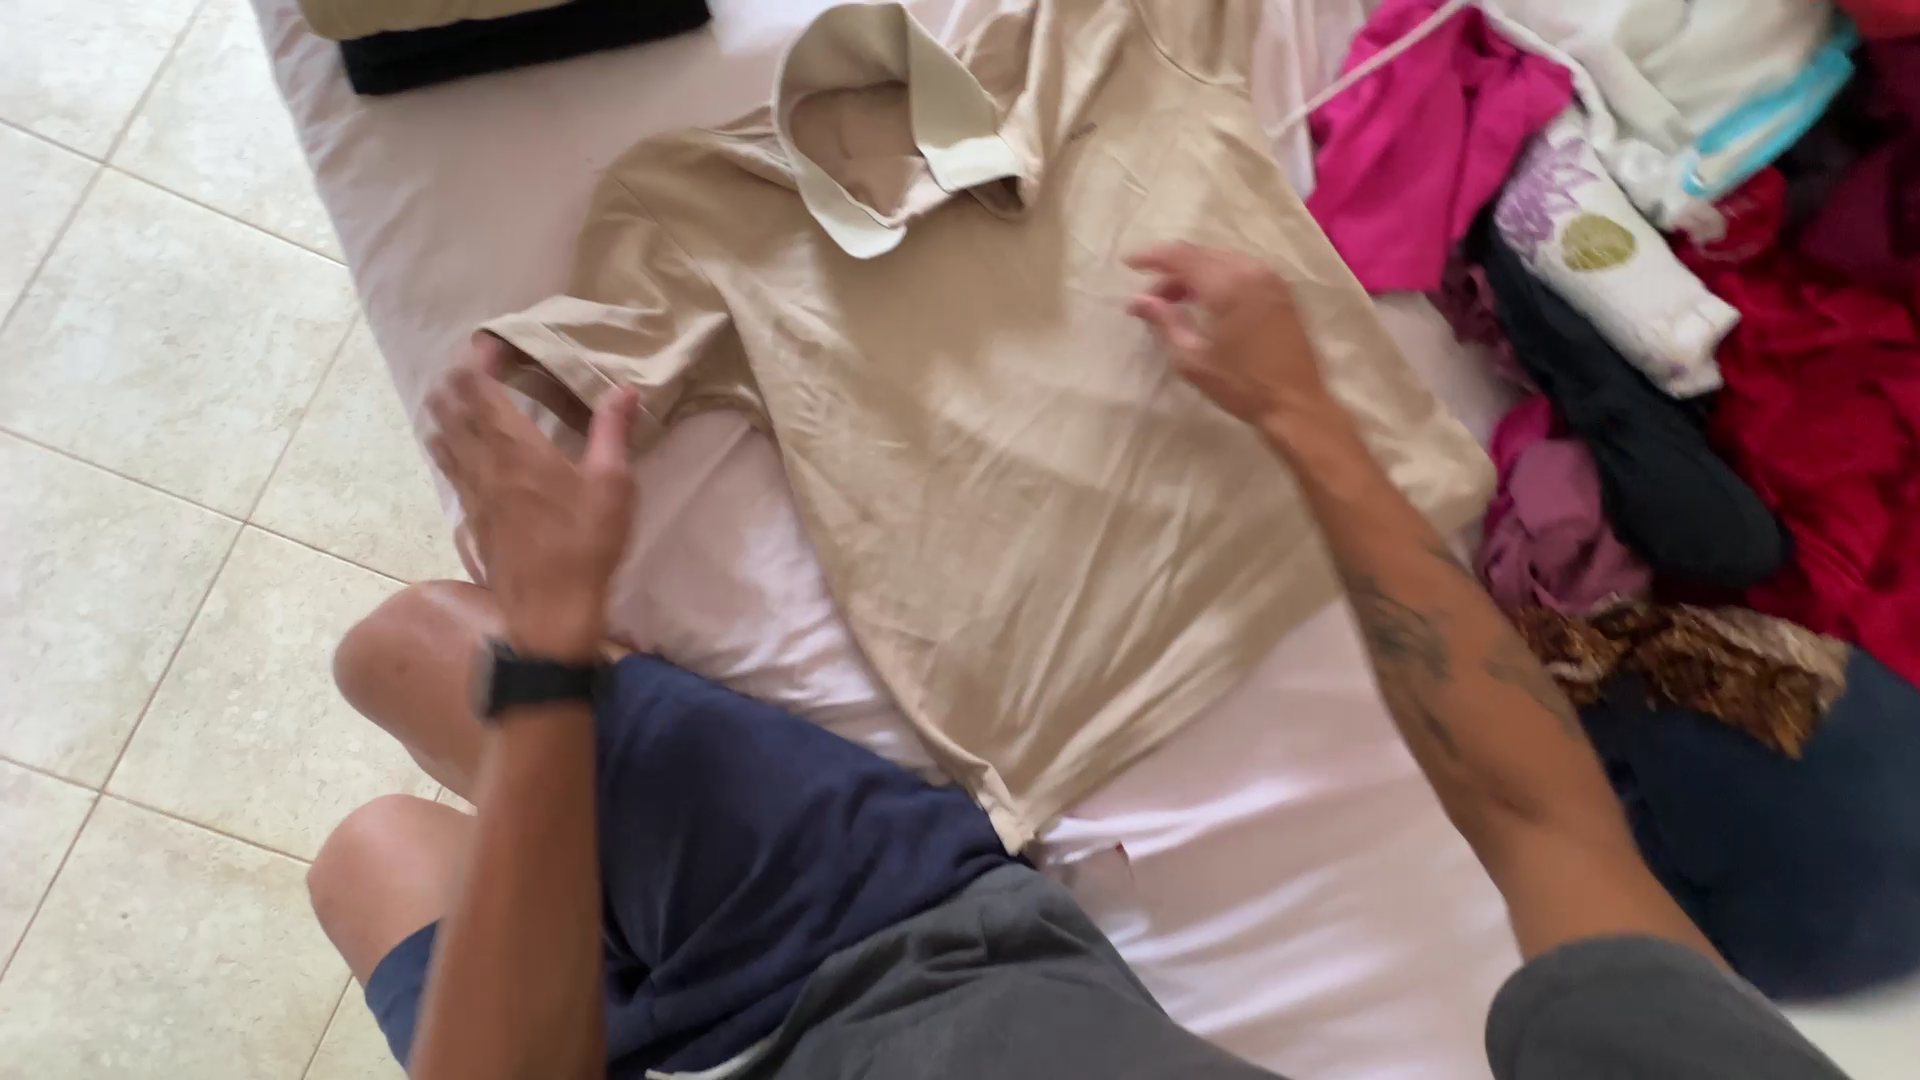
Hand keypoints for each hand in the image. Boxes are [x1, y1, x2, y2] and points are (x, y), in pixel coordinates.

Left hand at [427, 334, 637, 661]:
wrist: (550, 608)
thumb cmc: (587, 543)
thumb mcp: (614, 485)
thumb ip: (614, 432)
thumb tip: (625, 389)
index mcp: (516, 446)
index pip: (475, 384)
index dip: (478, 356)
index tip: (497, 342)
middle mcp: (482, 460)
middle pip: (447, 403)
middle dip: (458, 375)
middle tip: (485, 365)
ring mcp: (470, 489)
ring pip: (439, 432)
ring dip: (447, 406)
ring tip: (469, 397)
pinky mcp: (470, 514)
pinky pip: (447, 464)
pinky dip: (449, 440)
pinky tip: (467, 447)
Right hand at [1125, 242, 1335, 430]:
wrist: (1295, 403)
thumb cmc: (1240, 386)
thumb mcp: (1192, 360)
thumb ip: (1164, 323)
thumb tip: (1138, 301)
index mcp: (1227, 286)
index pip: (1182, 256)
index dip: (1152, 257)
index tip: (1128, 264)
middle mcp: (1251, 271)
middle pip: (1201, 255)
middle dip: (1171, 271)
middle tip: (1150, 299)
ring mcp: (1271, 278)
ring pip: (1221, 260)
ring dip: (1194, 275)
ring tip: (1175, 303)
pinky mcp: (1282, 291)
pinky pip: (1241, 270)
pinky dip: (1217, 278)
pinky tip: (1206, 304)